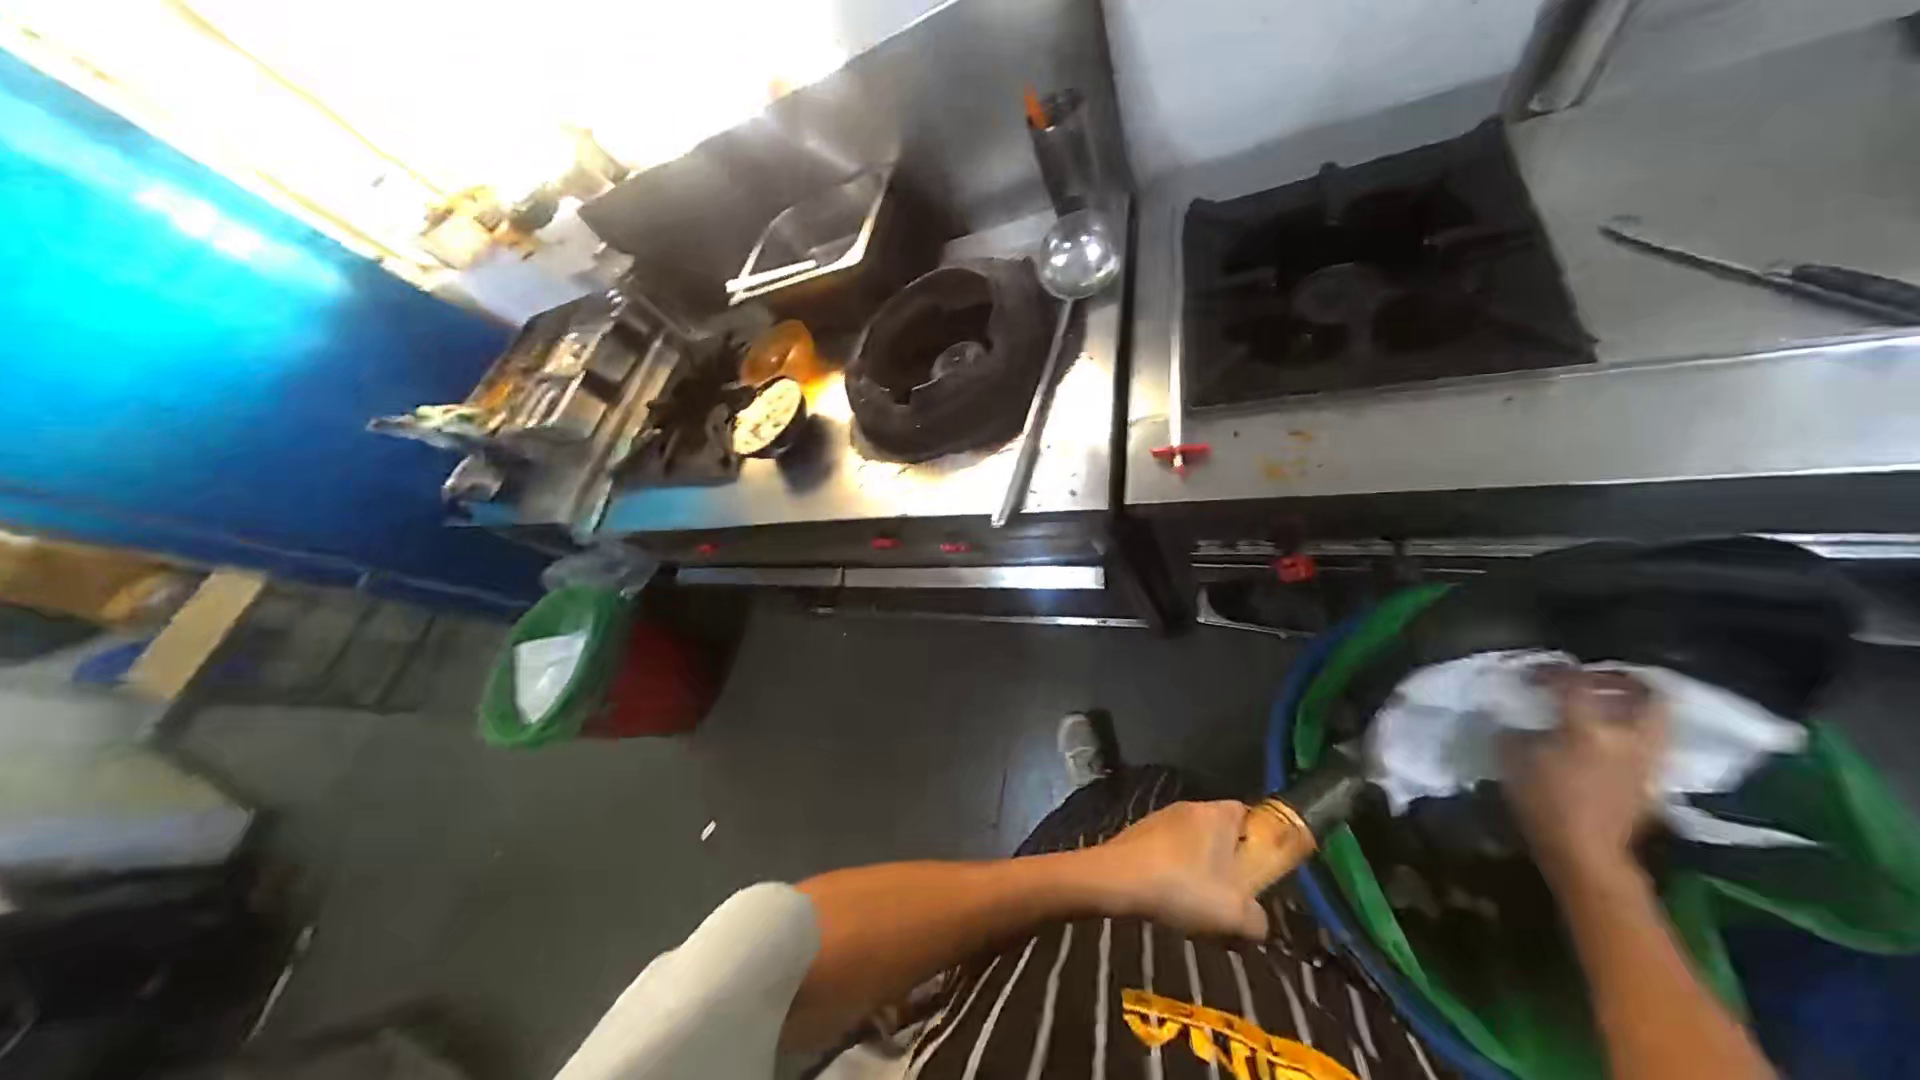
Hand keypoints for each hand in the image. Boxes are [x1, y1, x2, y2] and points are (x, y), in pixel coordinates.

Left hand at [1082, 800, 1267, 939]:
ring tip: (1198, 906)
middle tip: (1230, 897)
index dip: (1258, 841)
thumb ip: (1258, 920)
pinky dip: (1173, 872)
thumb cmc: (1181, 887)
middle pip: (1220, 832)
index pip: (1248, 815)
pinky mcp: (1138, 833)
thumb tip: (1258, 922)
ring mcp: (1159, 818)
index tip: (1258, 872)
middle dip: (1227, 863)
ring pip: (1192, 844)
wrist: (1115, 880)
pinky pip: (1167, 851)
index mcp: (1216, 814)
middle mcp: (1189, 807)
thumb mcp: (1235, 915)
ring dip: (1198, 870)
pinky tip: (1168, 900)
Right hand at [1502, 669, 1666, 884]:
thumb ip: (1517, 729)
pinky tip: (1610, 734)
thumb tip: (1517, 715)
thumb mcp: (1512, 759)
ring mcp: (1647, 758)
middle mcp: (1627, 737)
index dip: (1554, 671)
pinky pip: (1651, 739)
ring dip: (1633, 704)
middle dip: (1622, 679)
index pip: (1574, 683)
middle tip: (1593, 677)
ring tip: (1606, 703)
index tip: (1535, 671)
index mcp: (1587, 729)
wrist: (1585, 853)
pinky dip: (1634, 728)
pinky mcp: (1653, 778)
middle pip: (1645, 694)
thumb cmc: (1541, 803)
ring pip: (1656, 717)